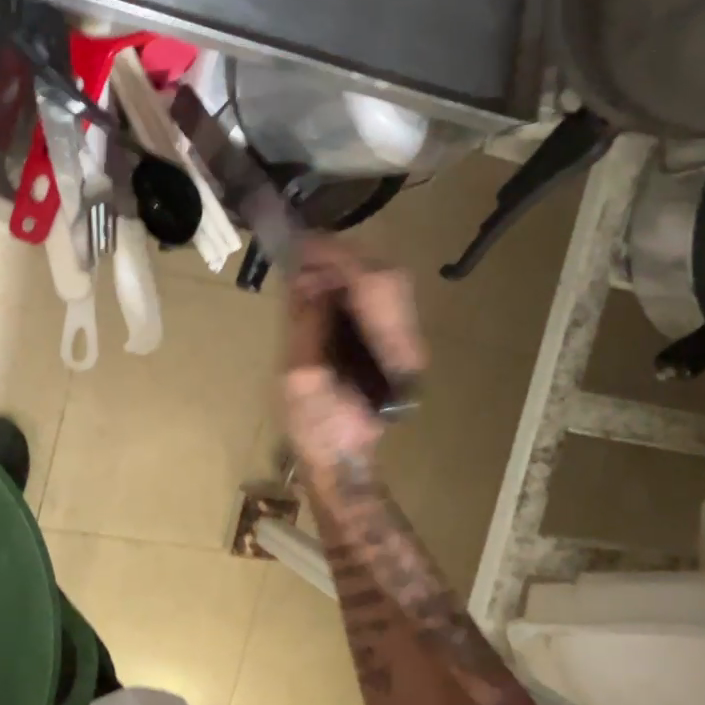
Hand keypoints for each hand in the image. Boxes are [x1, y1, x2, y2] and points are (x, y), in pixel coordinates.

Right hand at [282, 235, 424, 472]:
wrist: (342, 462)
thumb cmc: (317, 430)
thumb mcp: (299, 379)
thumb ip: (307, 328)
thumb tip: (306, 281)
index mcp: (389, 351)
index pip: (374, 284)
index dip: (340, 257)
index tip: (305, 243)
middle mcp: (405, 340)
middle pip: (386, 275)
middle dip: (343, 256)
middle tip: (301, 252)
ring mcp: (402, 340)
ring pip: (385, 283)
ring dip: (344, 267)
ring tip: (305, 267)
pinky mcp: (391, 342)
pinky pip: (374, 299)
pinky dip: (346, 283)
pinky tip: (319, 286)